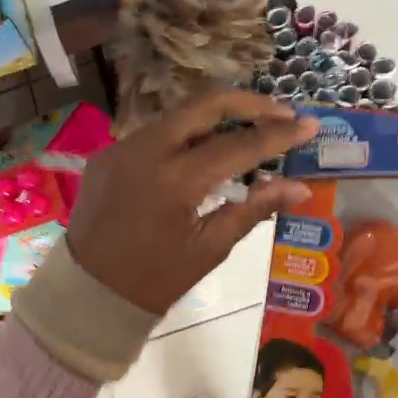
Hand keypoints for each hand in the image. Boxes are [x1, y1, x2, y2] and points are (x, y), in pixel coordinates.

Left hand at [69, 90, 317, 314]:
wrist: (88, 294)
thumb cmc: (155, 280)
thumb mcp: (210, 248)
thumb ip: (254, 209)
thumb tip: (299, 187)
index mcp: (174, 180)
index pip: (237, 146)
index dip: (278, 135)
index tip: (309, 124)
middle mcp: (145, 151)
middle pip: (204, 105)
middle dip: (247, 103)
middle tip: (281, 112)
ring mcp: (121, 148)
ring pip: (177, 115)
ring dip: (215, 117)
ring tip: (249, 127)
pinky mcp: (107, 153)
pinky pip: (154, 133)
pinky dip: (184, 135)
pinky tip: (203, 149)